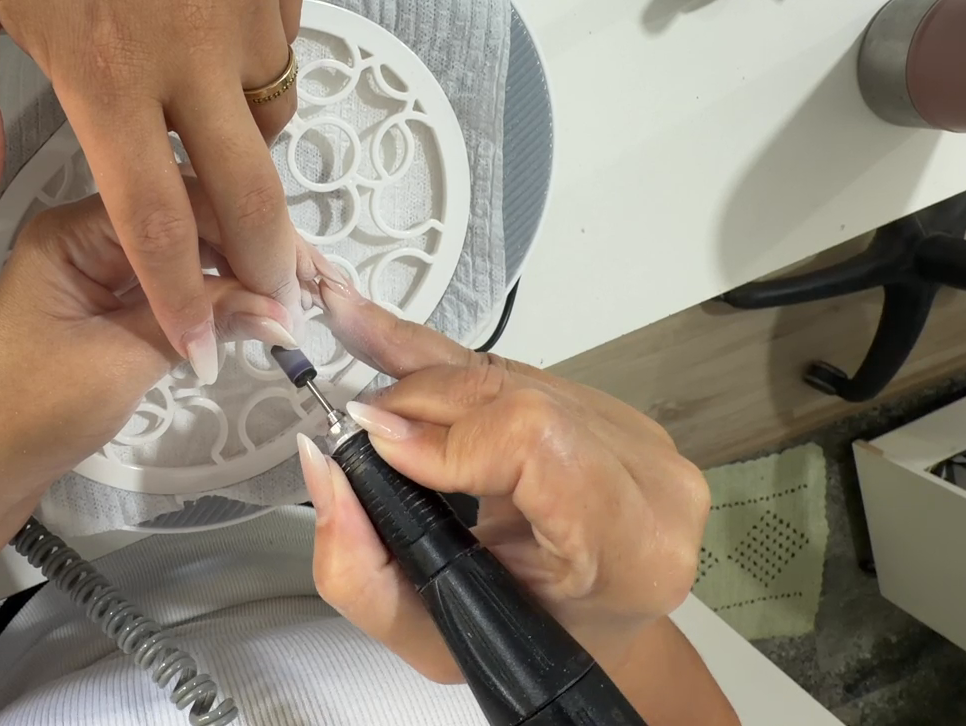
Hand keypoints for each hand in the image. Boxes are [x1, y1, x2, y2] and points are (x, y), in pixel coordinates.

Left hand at [0, 191, 297, 502]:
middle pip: (180, 218)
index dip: (239, 232)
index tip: (295, 271)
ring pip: (180, 248)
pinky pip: (167, 277)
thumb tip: (283, 309)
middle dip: (245, 246)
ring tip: (293, 290)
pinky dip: (209, 291)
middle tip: (308, 279)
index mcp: (73, 229)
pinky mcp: (105, 291)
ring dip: (233, 269)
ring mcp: (95, 261)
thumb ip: (202, 323)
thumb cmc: (36, 411)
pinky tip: (251, 302)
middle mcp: (84, 230)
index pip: (170, 205)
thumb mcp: (125, 360)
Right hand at [298, 269, 711, 681]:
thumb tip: (324, 465)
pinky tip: (374, 325)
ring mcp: (621, 424)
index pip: (533, 442)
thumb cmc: (521, 638)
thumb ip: (358, 569)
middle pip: (504, 390)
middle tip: (353, 422)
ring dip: (411, 367)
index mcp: (626, 546)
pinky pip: (494, 359)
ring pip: (491, 367)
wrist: (584, 622)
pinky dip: (425, 350)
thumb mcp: (428, 640)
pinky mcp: (588, 395)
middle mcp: (642, 472)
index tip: (377, 444)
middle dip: (411, 398)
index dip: (446, 435)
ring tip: (346, 328)